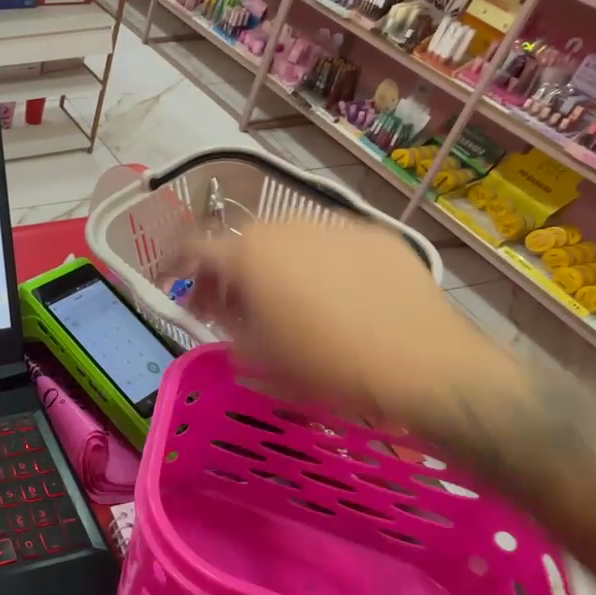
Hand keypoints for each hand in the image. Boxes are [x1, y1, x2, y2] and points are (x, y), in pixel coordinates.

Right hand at [176, 220, 507, 428]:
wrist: (426, 367)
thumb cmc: (329, 367)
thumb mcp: (259, 357)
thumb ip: (226, 325)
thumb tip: (220, 311)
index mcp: (249, 255)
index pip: (193, 249)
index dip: (174, 266)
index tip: (169, 285)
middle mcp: (287, 228)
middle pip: (241, 241)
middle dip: (227, 271)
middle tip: (228, 306)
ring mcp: (335, 226)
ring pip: (286, 240)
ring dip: (272, 265)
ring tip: (282, 302)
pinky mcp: (376, 236)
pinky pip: (330, 246)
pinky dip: (317, 266)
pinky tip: (333, 298)